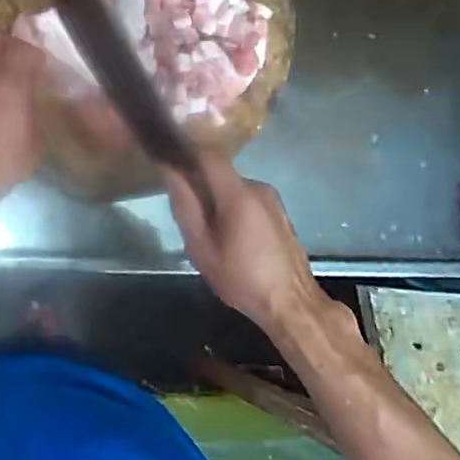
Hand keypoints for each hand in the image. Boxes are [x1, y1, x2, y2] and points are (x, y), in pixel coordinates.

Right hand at [163, 152, 330, 334]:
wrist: (294, 307)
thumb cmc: (242, 278)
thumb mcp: (201, 245)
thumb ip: (184, 204)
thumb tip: (169, 170)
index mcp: (237, 193)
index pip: (207, 155)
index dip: (184, 153)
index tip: (165, 161)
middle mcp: (258, 188)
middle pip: (218, 172)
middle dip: (197, 183)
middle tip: (182, 210)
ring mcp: (273, 200)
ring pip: (232, 186)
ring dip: (214, 198)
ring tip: (206, 230)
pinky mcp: (280, 212)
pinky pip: (246, 198)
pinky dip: (231, 207)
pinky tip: (228, 235)